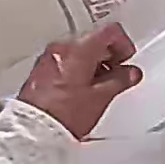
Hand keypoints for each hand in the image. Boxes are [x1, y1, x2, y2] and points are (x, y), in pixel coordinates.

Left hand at [17, 25, 142, 137]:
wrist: (34, 132)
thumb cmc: (63, 115)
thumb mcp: (102, 97)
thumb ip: (121, 79)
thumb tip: (130, 73)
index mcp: (78, 49)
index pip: (110, 31)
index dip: (124, 44)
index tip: (127, 59)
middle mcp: (60, 48)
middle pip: (94, 38)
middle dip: (110, 54)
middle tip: (119, 73)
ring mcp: (48, 58)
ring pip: (80, 49)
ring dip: (95, 62)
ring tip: (102, 84)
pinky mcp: (41, 70)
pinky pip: (66, 60)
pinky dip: (79, 69)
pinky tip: (84, 88)